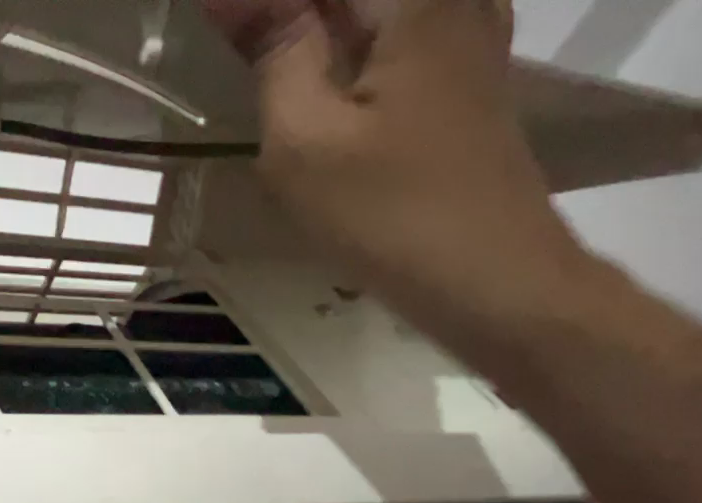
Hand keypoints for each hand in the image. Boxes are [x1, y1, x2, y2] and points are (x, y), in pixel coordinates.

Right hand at [200, 0, 606, 362]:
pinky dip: (354, 42)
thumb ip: (275, 54)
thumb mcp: (305, 138)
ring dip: (319, 28)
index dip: (260, 6)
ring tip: (269, 51)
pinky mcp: (468, 78)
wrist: (489, 276)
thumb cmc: (387, 210)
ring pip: (380, 13)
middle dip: (292, 15)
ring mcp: (471, 36)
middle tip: (241, 36)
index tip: (212, 18)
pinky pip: (401, 32)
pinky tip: (317, 71)